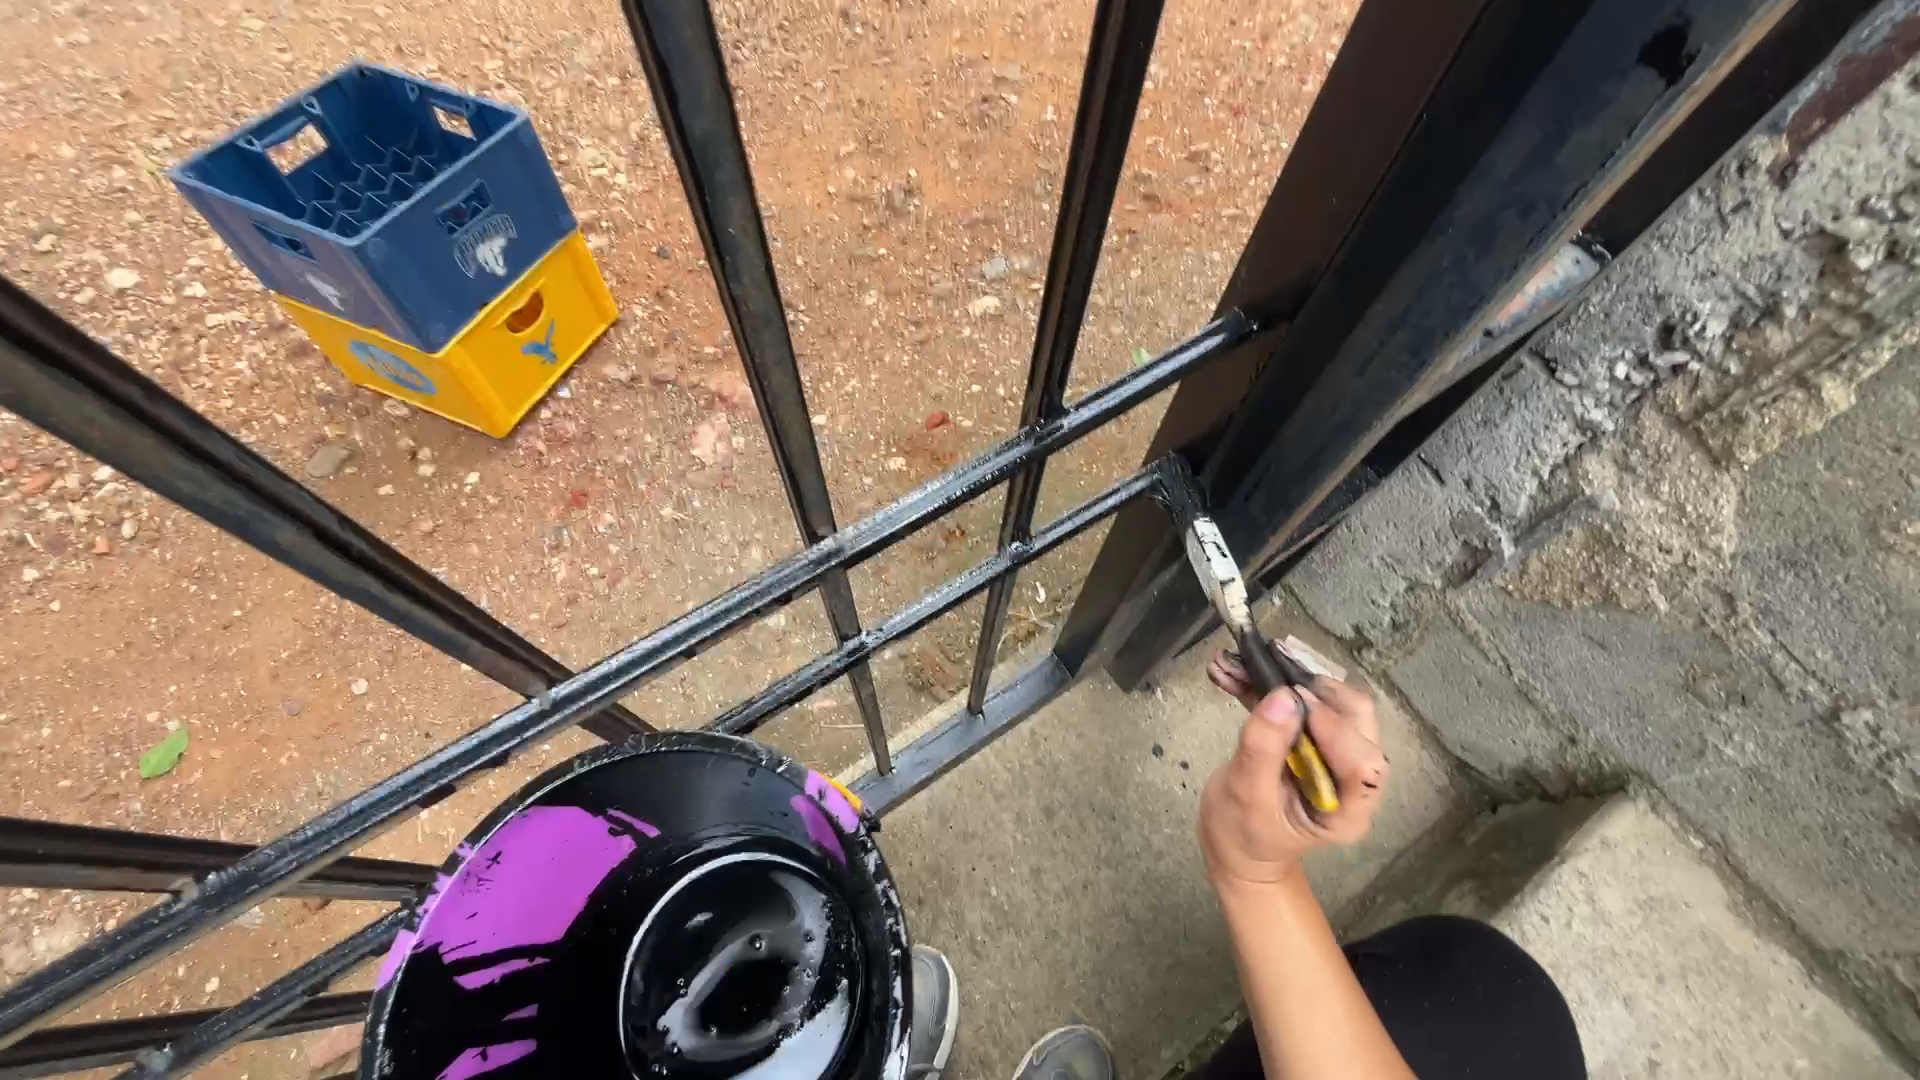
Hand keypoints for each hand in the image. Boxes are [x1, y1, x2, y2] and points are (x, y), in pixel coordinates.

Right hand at [1198, 645, 1389, 888]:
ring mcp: (1332, 756)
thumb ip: (1263, 750)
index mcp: (1347, 808)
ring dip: (1284, 676)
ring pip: (1326, 701)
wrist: (1235, 846)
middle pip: (1355, 719)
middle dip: (1313, 685)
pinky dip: (1266, 683)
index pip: (1361, 759)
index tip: (1290, 698)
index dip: (1332, 724)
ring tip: (1240, 660)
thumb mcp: (1245, 797)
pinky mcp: (1308, 739)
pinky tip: (1231, 670)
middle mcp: (1350, 777)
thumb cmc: (1242, 834)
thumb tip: (1282, 699)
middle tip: (1271, 664)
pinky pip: (1296, 703)